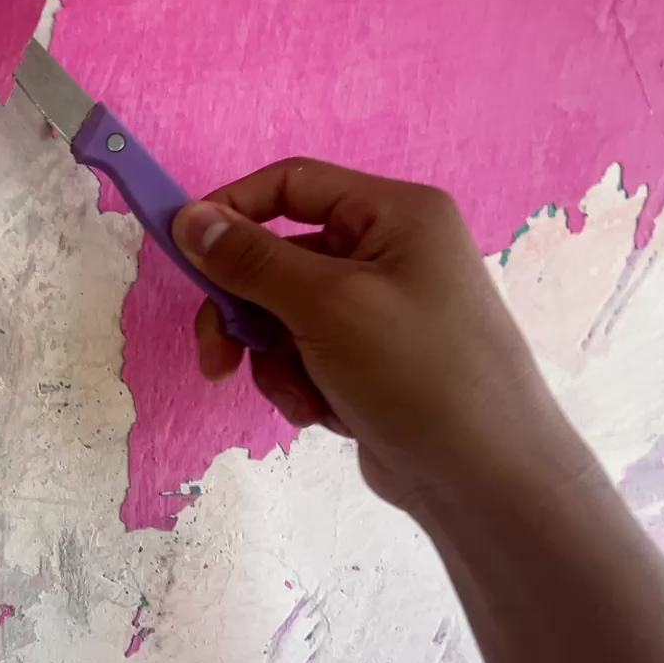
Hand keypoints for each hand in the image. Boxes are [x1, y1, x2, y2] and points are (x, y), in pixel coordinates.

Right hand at [172, 157, 594, 510]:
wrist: (481, 476)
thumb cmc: (414, 372)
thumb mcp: (323, 306)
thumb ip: (251, 260)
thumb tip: (188, 218)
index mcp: (391, 215)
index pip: (290, 185)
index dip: (231, 210)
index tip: (182, 251)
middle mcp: (382, 251)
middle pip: (272, 258)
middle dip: (241, 313)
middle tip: (217, 358)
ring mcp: (371, 306)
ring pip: (276, 314)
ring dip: (271, 360)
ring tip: (298, 396)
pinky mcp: (360, 354)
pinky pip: (296, 352)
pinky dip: (295, 382)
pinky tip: (322, 410)